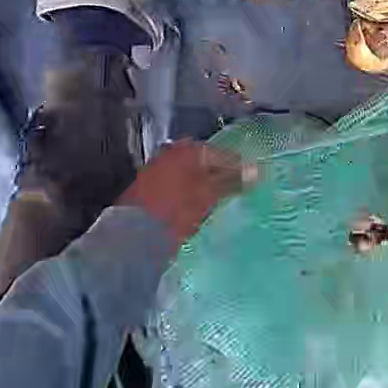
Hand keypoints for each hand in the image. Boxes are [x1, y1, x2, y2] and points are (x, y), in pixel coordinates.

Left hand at [117, 141, 253, 246]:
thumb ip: (233, 181)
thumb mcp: (209, 196)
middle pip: (204, 161)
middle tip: (237, 189)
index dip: (238, 166)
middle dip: (220, 173)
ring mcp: (156, 170)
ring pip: (189, 173)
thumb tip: (256, 172)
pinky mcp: (146, 190)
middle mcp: (171, 153)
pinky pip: (176, 185)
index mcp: (188, 149)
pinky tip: (196, 207)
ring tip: (218, 201)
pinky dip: (188, 192)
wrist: (132, 238)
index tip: (251, 180)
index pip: (222, 153)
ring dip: (203, 184)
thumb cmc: (176, 211)